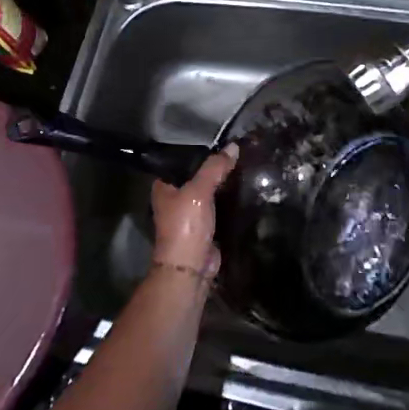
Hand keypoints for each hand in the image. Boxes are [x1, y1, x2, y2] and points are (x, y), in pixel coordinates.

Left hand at [150, 144, 236, 276]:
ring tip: (245, 167)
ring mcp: (189, 213)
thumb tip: (233, 146)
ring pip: (209, 192)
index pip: (182, 159)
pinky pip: (218, 207)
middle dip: (215, 168)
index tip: (222, 141)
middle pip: (197, 176)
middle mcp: (173, 197)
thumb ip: (215, 168)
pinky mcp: (204, 226)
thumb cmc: (186, 225)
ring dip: (223, 185)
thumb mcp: (199, 191)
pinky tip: (244, 190)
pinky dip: (228, 201)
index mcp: (163, 185)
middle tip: (238, 153)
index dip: (200, 150)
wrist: (190, 267)